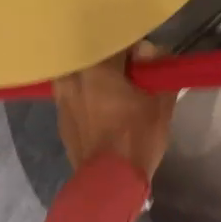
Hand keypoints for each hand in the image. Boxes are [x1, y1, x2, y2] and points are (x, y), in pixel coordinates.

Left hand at [51, 42, 177, 182]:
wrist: (108, 182)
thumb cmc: (137, 139)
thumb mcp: (160, 100)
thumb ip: (157, 67)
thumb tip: (146, 53)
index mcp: (95, 69)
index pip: (113, 39)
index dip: (131, 46)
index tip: (142, 59)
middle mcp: (71, 79)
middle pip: (90, 55)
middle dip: (109, 59)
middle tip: (128, 73)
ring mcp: (60, 100)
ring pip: (77, 74)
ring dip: (92, 77)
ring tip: (111, 90)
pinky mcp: (59, 119)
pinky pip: (72, 95)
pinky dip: (84, 95)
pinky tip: (99, 109)